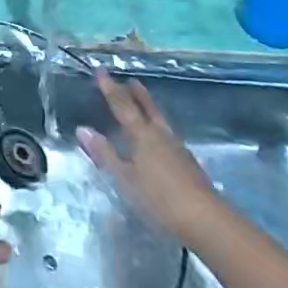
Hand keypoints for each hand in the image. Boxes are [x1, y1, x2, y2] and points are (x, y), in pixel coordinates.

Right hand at [78, 70, 222, 243]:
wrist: (204, 217)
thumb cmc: (158, 198)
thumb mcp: (125, 179)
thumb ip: (105, 153)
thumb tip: (83, 128)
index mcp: (142, 135)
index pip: (122, 105)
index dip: (110, 88)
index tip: (101, 70)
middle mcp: (160, 133)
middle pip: (146, 107)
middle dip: (135, 93)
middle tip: (128, 79)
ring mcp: (176, 146)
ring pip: (159, 117)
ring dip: (148, 105)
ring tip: (142, 99)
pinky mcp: (186, 159)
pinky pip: (167, 131)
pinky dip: (157, 123)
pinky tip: (159, 134)